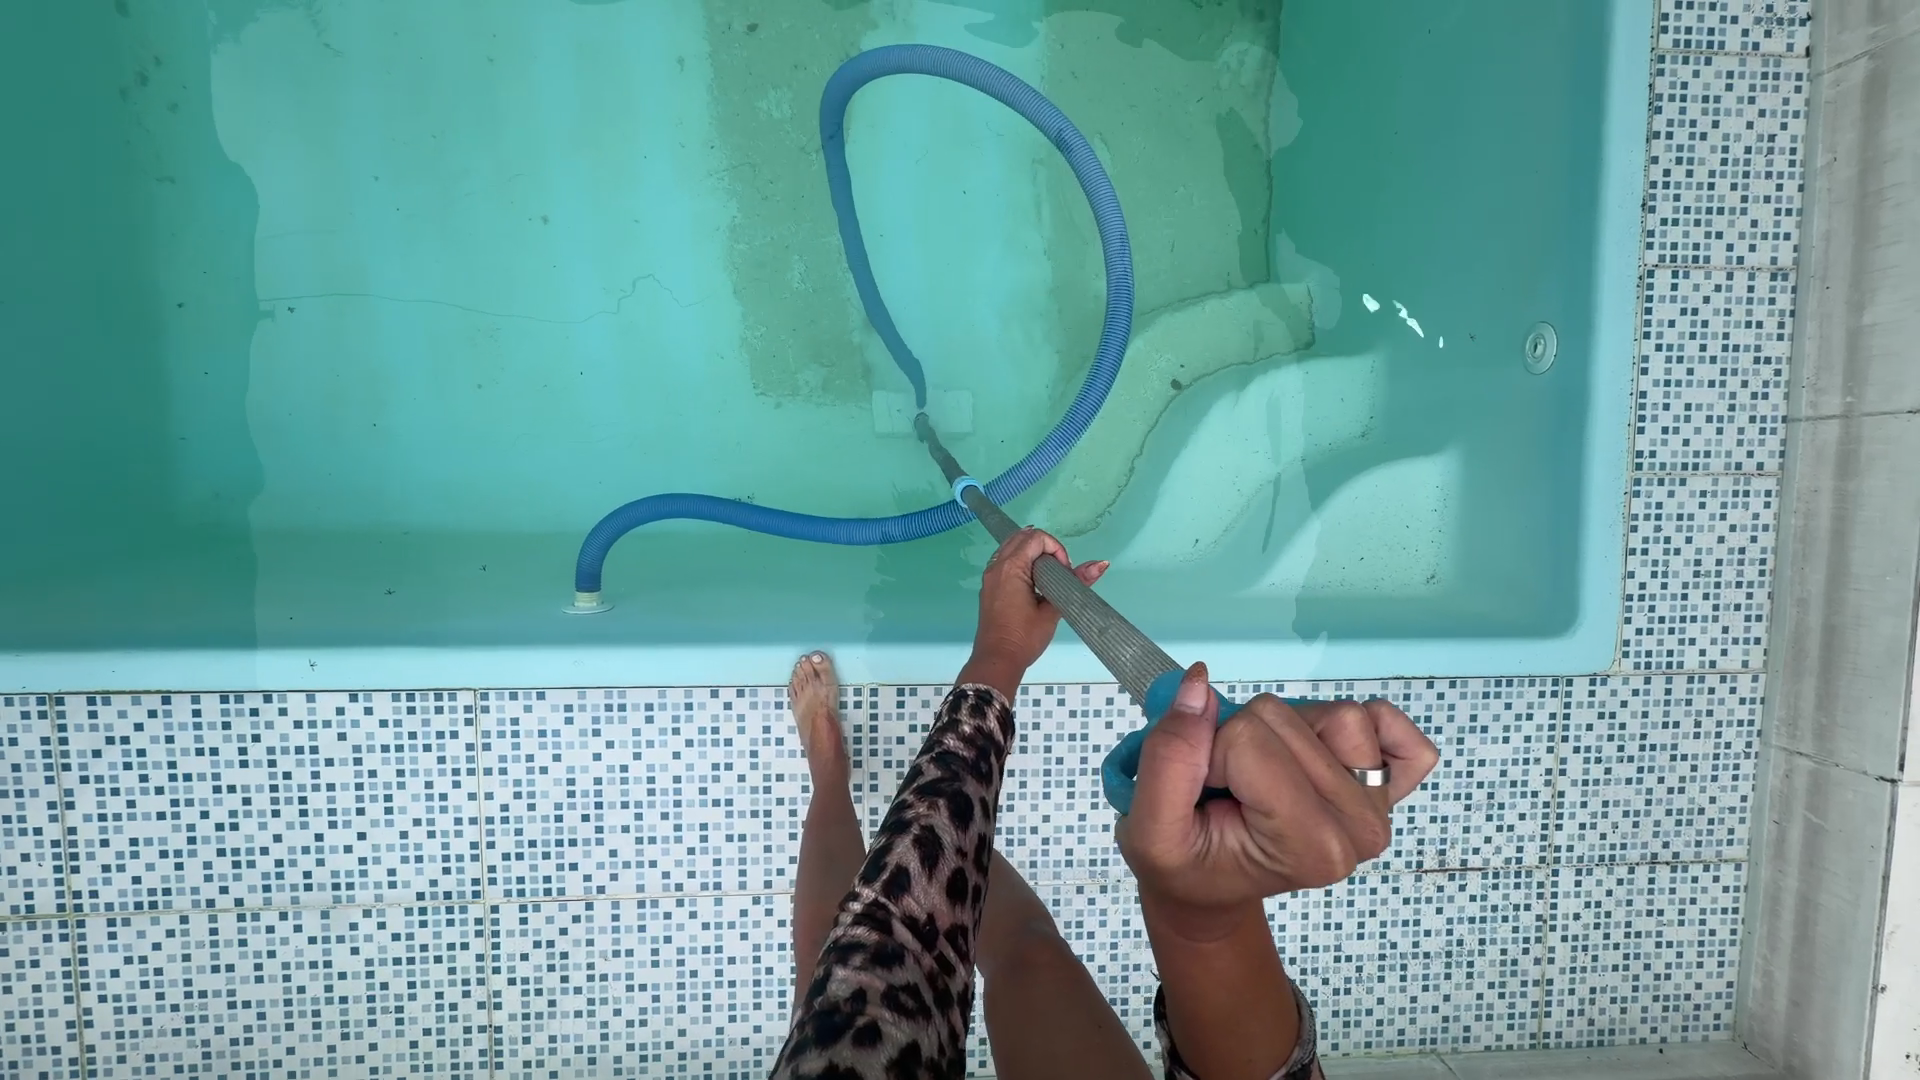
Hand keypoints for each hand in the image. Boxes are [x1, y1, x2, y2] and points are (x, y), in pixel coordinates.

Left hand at [957, 527, 1106, 697]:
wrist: (998, 660)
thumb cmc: (1025, 637)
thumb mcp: (1053, 610)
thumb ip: (1077, 582)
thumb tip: (1102, 564)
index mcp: (1011, 568)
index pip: (1036, 538)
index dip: (1056, 549)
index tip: (1064, 572)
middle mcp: (996, 566)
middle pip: (1022, 537)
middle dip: (1045, 548)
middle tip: (1059, 571)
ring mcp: (990, 575)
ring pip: (1011, 546)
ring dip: (1032, 553)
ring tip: (1049, 576)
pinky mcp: (989, 586)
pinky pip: (1004, 560)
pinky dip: (1021, 561)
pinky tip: (1034, 581)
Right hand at [1116, 663, 1437, 934]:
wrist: (1209, 889)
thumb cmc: (1180, 864)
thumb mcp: (1149, 827)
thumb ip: (1169, 757)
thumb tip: (1198, 682)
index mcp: (1309, 845)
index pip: (1246, 739)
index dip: (1206, 751)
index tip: (1201, 793)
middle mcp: (1359, 827)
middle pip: (1283, 719)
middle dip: (1235, 736)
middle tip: (1223, 785)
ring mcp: (1379, 808)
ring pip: (1329, 711)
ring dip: (1278, 728)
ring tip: (1256, 771)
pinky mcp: (1387, 790)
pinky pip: (1396, 732)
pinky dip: (1360, 726)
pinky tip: (1321, 747)